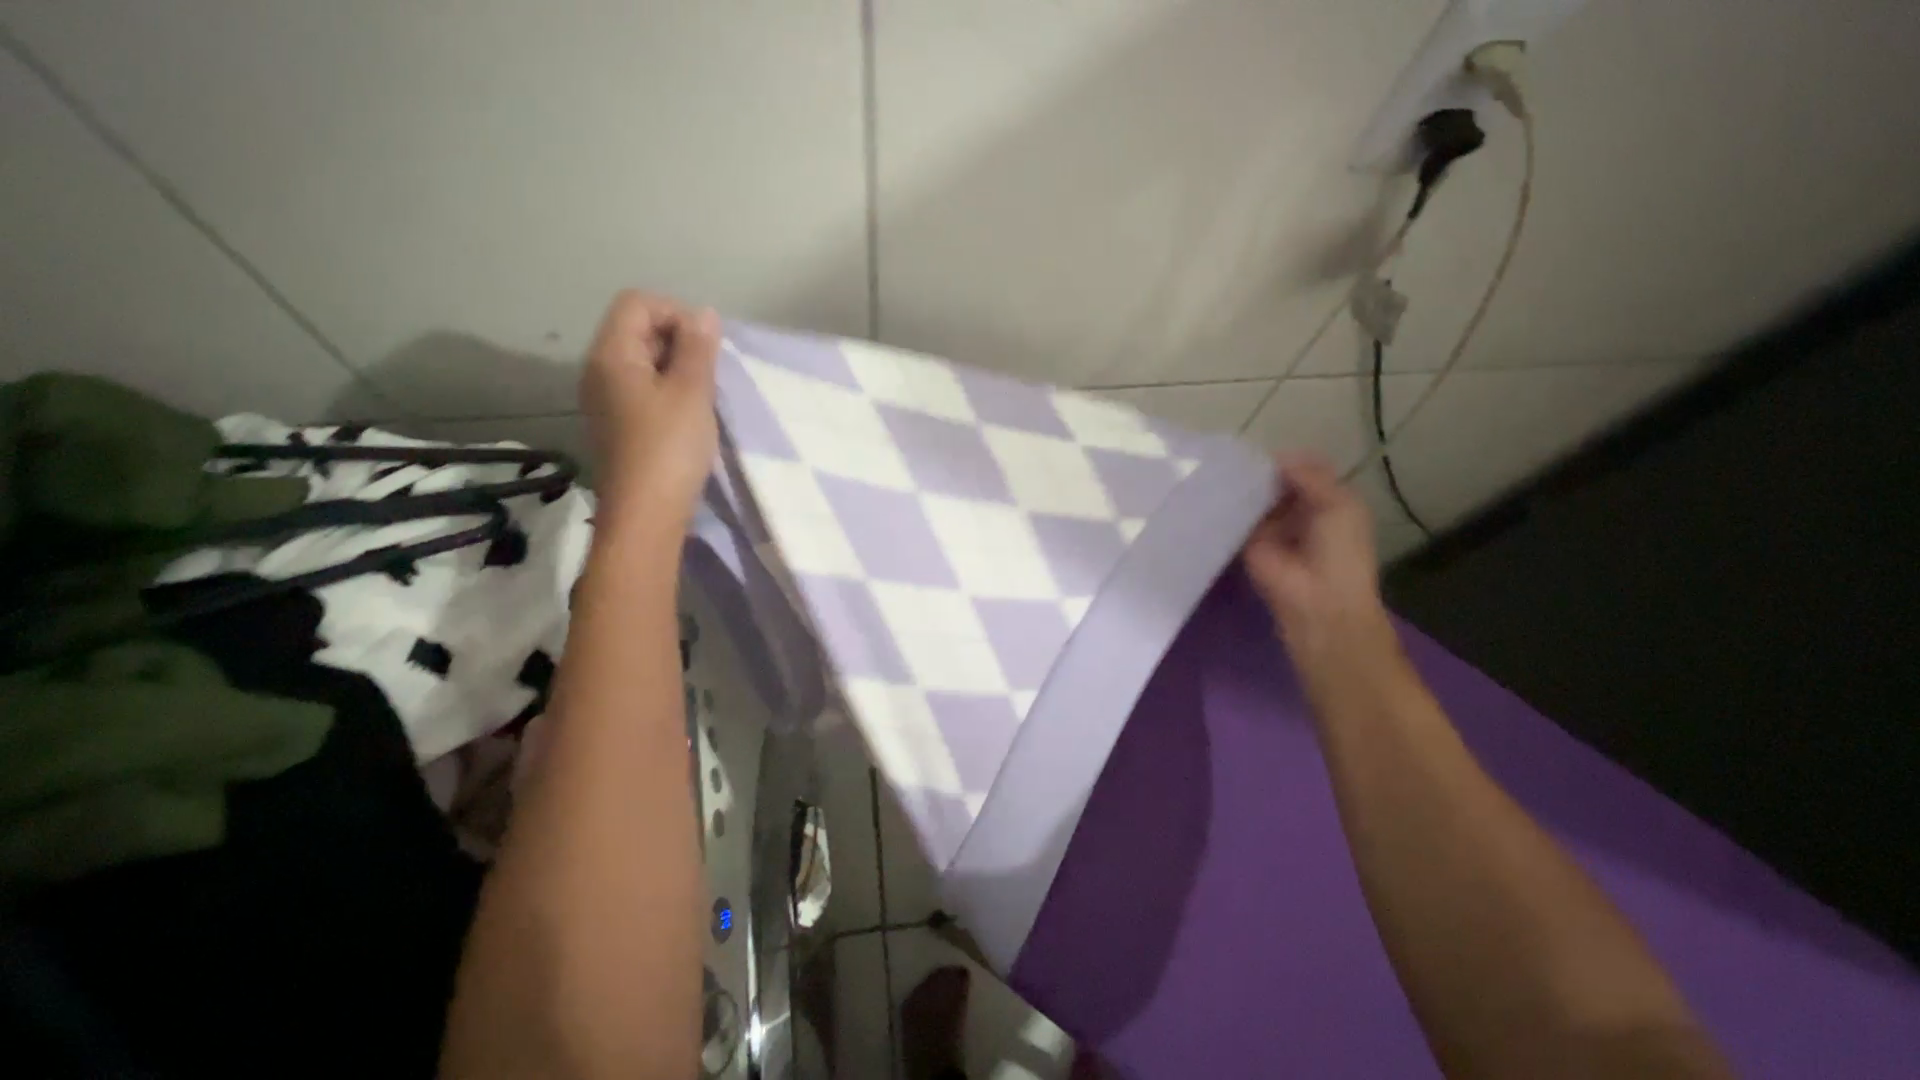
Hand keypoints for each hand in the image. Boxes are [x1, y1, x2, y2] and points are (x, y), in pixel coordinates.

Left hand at [580, 291, 720, 530]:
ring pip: (642, 361)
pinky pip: (641, 389)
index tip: (706, 347)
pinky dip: (667, 392)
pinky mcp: (616, 424)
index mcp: (611, 355)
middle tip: (709, 373)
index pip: (638, 303)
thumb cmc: (669, 449)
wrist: (645, 517)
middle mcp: (599, 370)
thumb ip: (699, 348)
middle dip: (678, 340)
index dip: (676, 313)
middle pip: (637, 328)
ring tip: (703, 396)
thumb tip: (703, 315)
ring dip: (677, 369)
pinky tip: (688, 417)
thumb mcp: (692, 392)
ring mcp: (605, 399)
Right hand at [1242, 457, 1394, 662]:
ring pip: (1256, 499)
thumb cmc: (1340, 552)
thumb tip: (1280, 456)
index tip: (1267, 449)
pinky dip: (1229, 506)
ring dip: (1245, 487)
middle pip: (1277, 483)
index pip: (1304, 472)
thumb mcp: (1339, 504)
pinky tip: (1213, 490)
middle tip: (1238, 454)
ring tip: (1222, 466)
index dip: (1289, 460)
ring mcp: (1272, 528)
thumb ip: (1311, 476)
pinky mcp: (1248, 543)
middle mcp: (1298, 512)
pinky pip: (1238, 519)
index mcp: (1328, 502)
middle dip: (1263, 471)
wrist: (1318, 602)